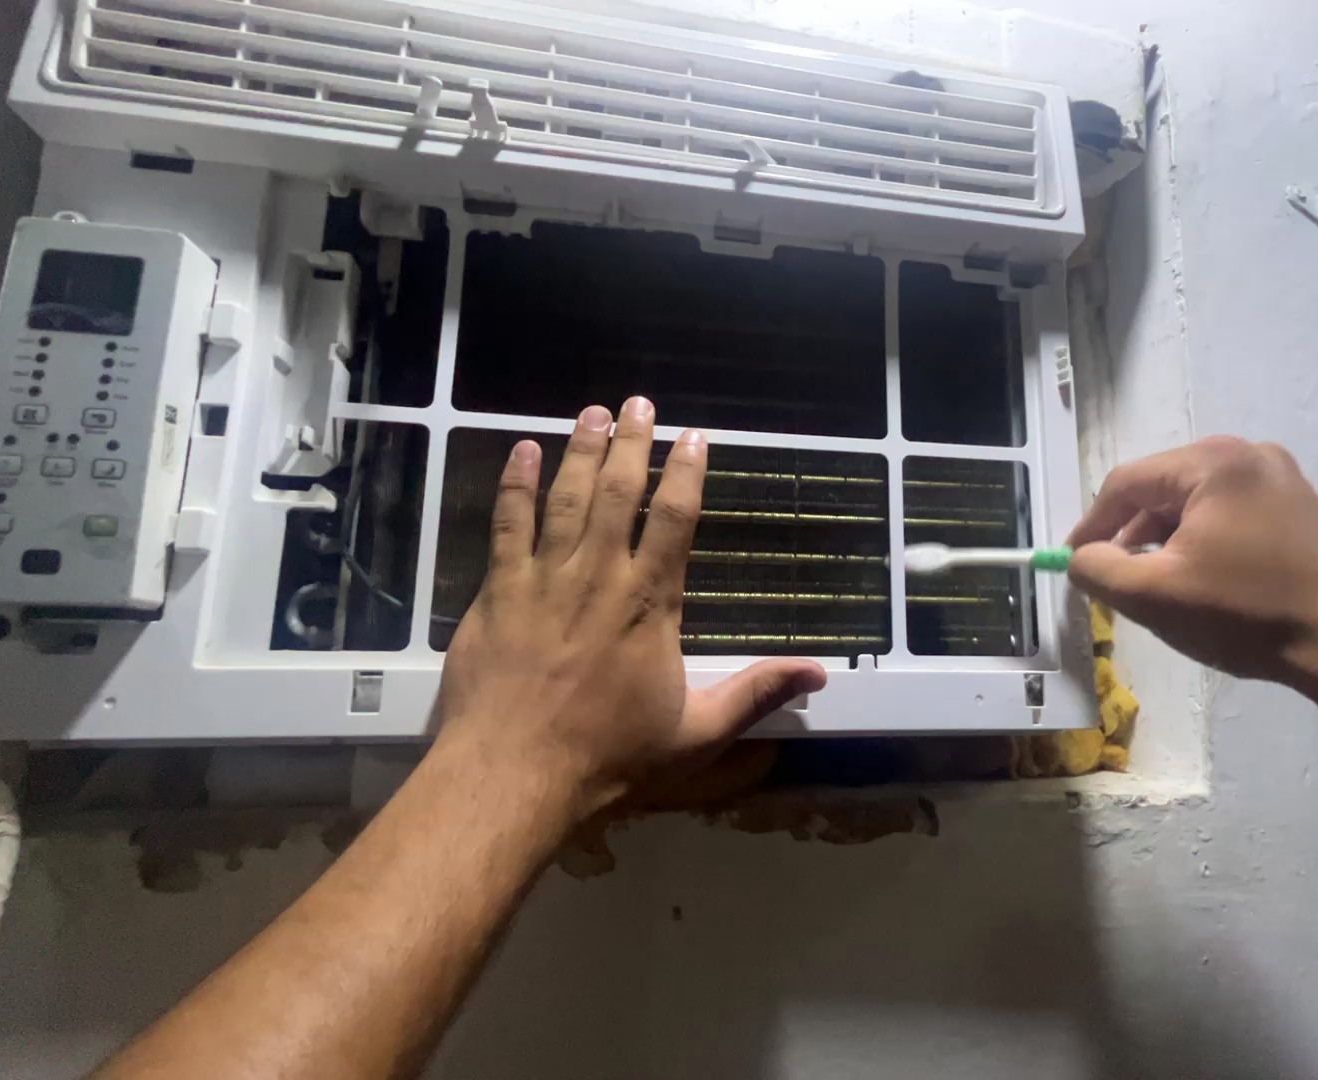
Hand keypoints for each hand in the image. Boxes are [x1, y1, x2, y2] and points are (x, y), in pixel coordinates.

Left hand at [433, 398, 827, 817]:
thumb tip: (819, 672)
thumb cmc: (611, 756)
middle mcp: (599, 576)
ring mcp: (544, 579)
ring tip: (591, 412)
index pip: (674, 520)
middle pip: (617, 492)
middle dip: (629, 443)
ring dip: (579, 450)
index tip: (692, 437)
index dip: (686, 473)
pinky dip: (515, 485)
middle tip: (637, 402)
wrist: (515, 776)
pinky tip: (523, 450)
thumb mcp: (699, 733)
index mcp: (649, 602)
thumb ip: (757, 693)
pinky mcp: (499, 593)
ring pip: (564, 498)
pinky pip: (507, 526)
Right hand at [1065, 437, 1317, 683]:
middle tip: (1117, 575)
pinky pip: (1231, 512)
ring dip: (1165, 538)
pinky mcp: (1303, 507)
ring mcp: (1283, 478)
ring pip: (1195, 501)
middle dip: (1130, 532)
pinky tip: (1206, 578)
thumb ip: (1095, 568)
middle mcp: (1249, 454)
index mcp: (1211, 463)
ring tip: (1160, 581)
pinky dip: (1204, 538)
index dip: (1091, 524)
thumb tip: (1079, 557)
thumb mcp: (1150, 595)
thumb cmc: (1243, 614)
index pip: (1125, 484)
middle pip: (1161, 488)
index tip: (1074, 561)